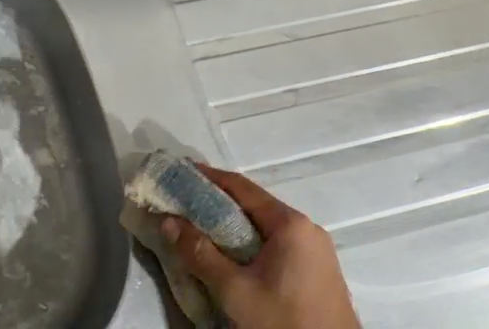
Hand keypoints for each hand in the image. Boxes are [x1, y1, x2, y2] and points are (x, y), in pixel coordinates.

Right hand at [161, 164, 360, 328]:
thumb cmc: (285, 323)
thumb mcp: (235, 291)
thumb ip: (199, 253)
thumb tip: (168, 221)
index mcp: (291, 224)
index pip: (241, 186)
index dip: (208, 178)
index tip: (180, 174)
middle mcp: (308, 229)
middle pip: (255, 205)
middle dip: (219, 204)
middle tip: (186, 206)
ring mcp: (318, 252)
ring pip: (267, 227)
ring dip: (235, 226)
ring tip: (204, 232)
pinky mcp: (320, 274)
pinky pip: (280, 246)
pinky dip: (253, 244)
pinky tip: (236, 259)